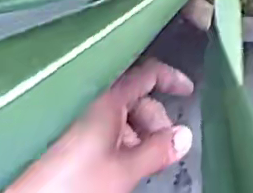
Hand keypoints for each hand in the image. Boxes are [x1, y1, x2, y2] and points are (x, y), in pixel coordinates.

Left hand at [4, 59, 195, 192]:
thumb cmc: (73, 181)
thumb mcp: (124, 171)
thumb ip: (157, 151)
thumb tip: (185, 136)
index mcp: (109, 92)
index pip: (149, 71)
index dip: (172, 78)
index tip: (188, 90)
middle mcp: (93, 92)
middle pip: (134, 92)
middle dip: (154, 116)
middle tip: (167, 144)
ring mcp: (77, 108)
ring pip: (117, 109)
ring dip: (136, 130)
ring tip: (142, 161)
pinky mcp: (65, 127)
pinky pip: (100, 120)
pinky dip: (116, 135)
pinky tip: (118, 163)